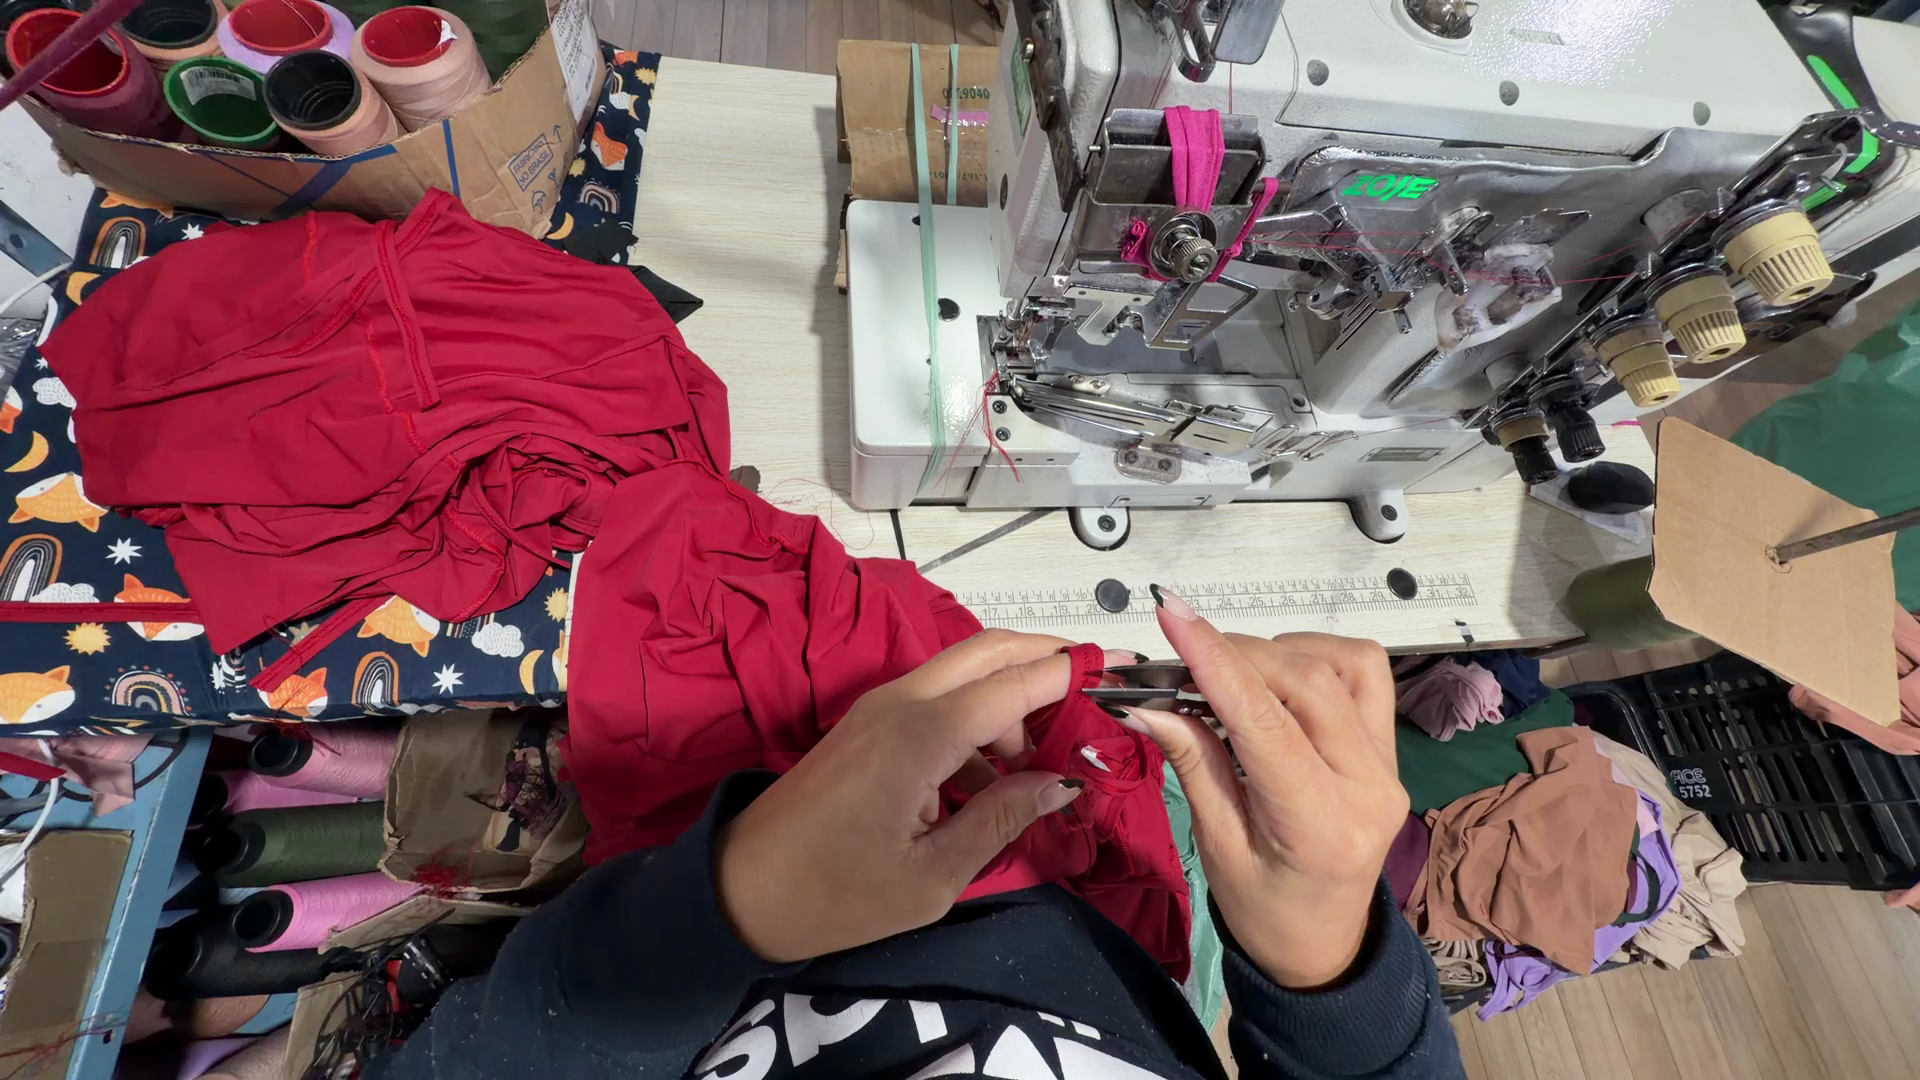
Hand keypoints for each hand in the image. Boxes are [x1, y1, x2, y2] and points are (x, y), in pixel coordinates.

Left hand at [716, 630, 1128, 962]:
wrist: (741, 887)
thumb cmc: (837, 894)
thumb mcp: (933, 875)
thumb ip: (1003, 818)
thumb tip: (1063, 781)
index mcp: (922, 734)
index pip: (1016, 681)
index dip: (1072, 671)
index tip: (1120, 667)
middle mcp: (904, 699)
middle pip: (990, 649)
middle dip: (1047, 657)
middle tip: (1094, 686)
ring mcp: (883, 703)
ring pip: (965, 668)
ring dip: (1010, 694)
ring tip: (1038, 761)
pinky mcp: (872, 718)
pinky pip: (939, 695)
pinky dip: (977, 715)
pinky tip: (988, 775)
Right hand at [1119, 587, 1407, 988]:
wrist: (1324, 942)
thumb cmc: (1262, 907)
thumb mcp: (1214, 842)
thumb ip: (1189, 759)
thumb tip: (1144, 700)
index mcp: (1319, 823)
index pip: (1263, 719)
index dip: (1213, 658)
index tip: (1172, 614)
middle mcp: (1368, 785)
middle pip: (1307, 680)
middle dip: (1235, 651)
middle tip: (1182, 653)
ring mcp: (1389, 763)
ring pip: (1343, 664)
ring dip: (1277, 650)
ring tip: (1229, 669)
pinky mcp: (1389, 747)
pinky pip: (1363, 672)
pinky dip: (1315, 653)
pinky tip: (1276, 673)